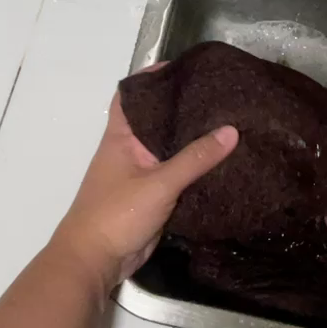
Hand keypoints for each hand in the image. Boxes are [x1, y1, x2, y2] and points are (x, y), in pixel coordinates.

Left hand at [49, 90, 237, 290]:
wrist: (95, 260)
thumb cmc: (116, 213)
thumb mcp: (159, 183)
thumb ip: (195, 158)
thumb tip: (231, 130)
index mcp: (121, 137)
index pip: (131, 96)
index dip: (150, 78)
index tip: (181, 67)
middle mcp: (130, 150)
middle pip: (156, 121)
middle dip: (181, 108)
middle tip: (218, 94)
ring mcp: (141, 174)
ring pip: (169, 150)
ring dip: (191, 140)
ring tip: (228, 121)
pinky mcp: (153, 197)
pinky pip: (177, 176)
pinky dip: (195, 168)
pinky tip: (221, 161)